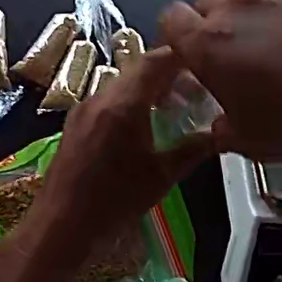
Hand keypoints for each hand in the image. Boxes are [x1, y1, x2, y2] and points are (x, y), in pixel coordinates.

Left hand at [31, 47, 211, 248]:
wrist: (61, 225)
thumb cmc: (114, 202)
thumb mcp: (162, 176)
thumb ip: (192, 149)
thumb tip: (220, 133)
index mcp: (123, 104)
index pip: (155, 61)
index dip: (182, 56)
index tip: (205, 63)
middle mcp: (100, 98)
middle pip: (138, 69)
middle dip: (168, 74)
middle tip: (195, 89)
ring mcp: (83, 110)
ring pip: (121, 84)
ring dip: (148, 89)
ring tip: (173, 108)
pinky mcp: (74, 124)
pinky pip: (107, 101)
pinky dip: (129, 103)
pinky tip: (143, 126)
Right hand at [157, 0, 281, 186]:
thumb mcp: (257, 143)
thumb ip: (226, 129)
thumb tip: (222, 128)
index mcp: (210, 45)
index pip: (172, 20)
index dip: (181, 34)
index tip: (195, 50)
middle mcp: (240, 4)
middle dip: (223, 21)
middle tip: (249, 51)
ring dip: (268, 3)